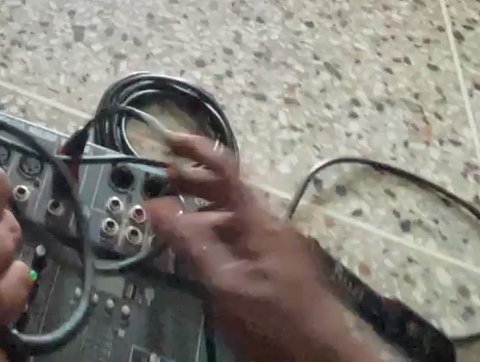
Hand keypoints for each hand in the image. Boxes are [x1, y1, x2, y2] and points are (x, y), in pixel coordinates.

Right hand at [141, 134, 378, 361]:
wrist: (324, 360)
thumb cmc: (276, 320)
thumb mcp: (225, 282)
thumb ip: (189, 242)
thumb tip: (155, 205)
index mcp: (258, 218)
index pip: (225, 166)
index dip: (196, 148)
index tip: (169, 140)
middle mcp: (266, 223)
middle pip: (225, 189)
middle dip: (191, 181)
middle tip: (161, 181)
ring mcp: (272, 245)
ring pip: (229, 215)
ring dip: (198, 211)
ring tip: (170, 219)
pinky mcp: (273, 266)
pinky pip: (237, 237)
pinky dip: (212, 235)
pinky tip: (195, 252)